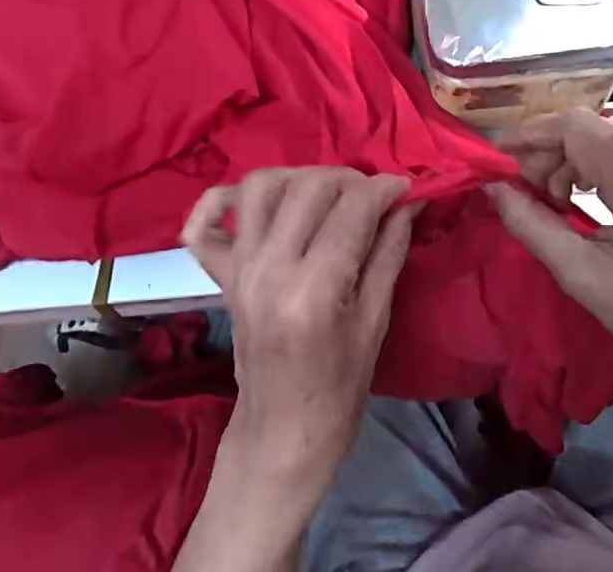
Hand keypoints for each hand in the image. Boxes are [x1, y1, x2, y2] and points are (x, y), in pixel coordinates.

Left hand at [181, 167, 415, 488]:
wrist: (283, 434)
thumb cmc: (341, 387)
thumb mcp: (376, 319)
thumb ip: (391, 250)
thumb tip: (409, 201)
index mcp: (314, 289)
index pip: (352, 208)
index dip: (385, 188)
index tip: (406, 187)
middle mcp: (269, 269)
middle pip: (307, 186)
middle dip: (349, 178)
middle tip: (371, 195)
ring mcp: (238, 269)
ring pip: (260, 186)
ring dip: (299, 177)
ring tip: (326, 194)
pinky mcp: (221, 275)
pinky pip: (204, 223)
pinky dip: (222, 199)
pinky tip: (256, 204)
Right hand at [489, 109, 612, 394]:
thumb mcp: (582, 278)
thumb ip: (532, 225)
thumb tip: (493, 188)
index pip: (583, 130)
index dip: (535, 134)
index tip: (501, 158)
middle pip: (595, 125)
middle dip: (549, 146)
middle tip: (521, 184)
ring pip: (610, 134)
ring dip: (570, 154)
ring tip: (549, 195)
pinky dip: (594, 162)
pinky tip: (578, 194)